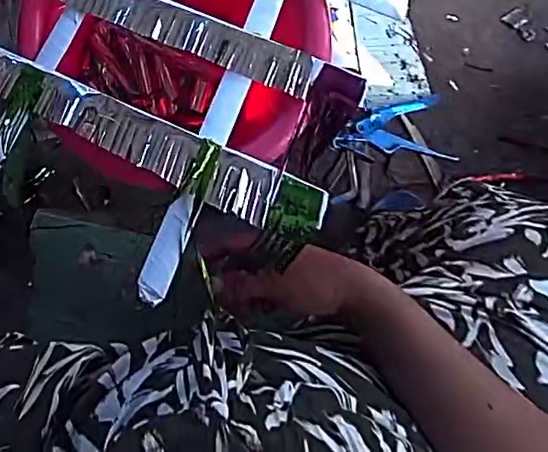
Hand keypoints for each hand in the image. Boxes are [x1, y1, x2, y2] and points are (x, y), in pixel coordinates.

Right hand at [214, 245, 389, 321]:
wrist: (355, 292)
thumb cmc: (315, 281)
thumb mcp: (277, 286)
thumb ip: (245, 286)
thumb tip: (215, 287)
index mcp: (265, 239)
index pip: (228, 241)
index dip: (209, 253)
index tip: (192, 266)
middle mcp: (269, 245)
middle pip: (236, 258)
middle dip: (222, 276)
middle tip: (209, 295)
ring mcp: (278, 260)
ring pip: (248, 272)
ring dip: (237, 289)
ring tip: (228, 307)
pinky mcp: (287, 276)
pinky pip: (261, 282)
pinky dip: (252, 294)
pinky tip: (249, 309)